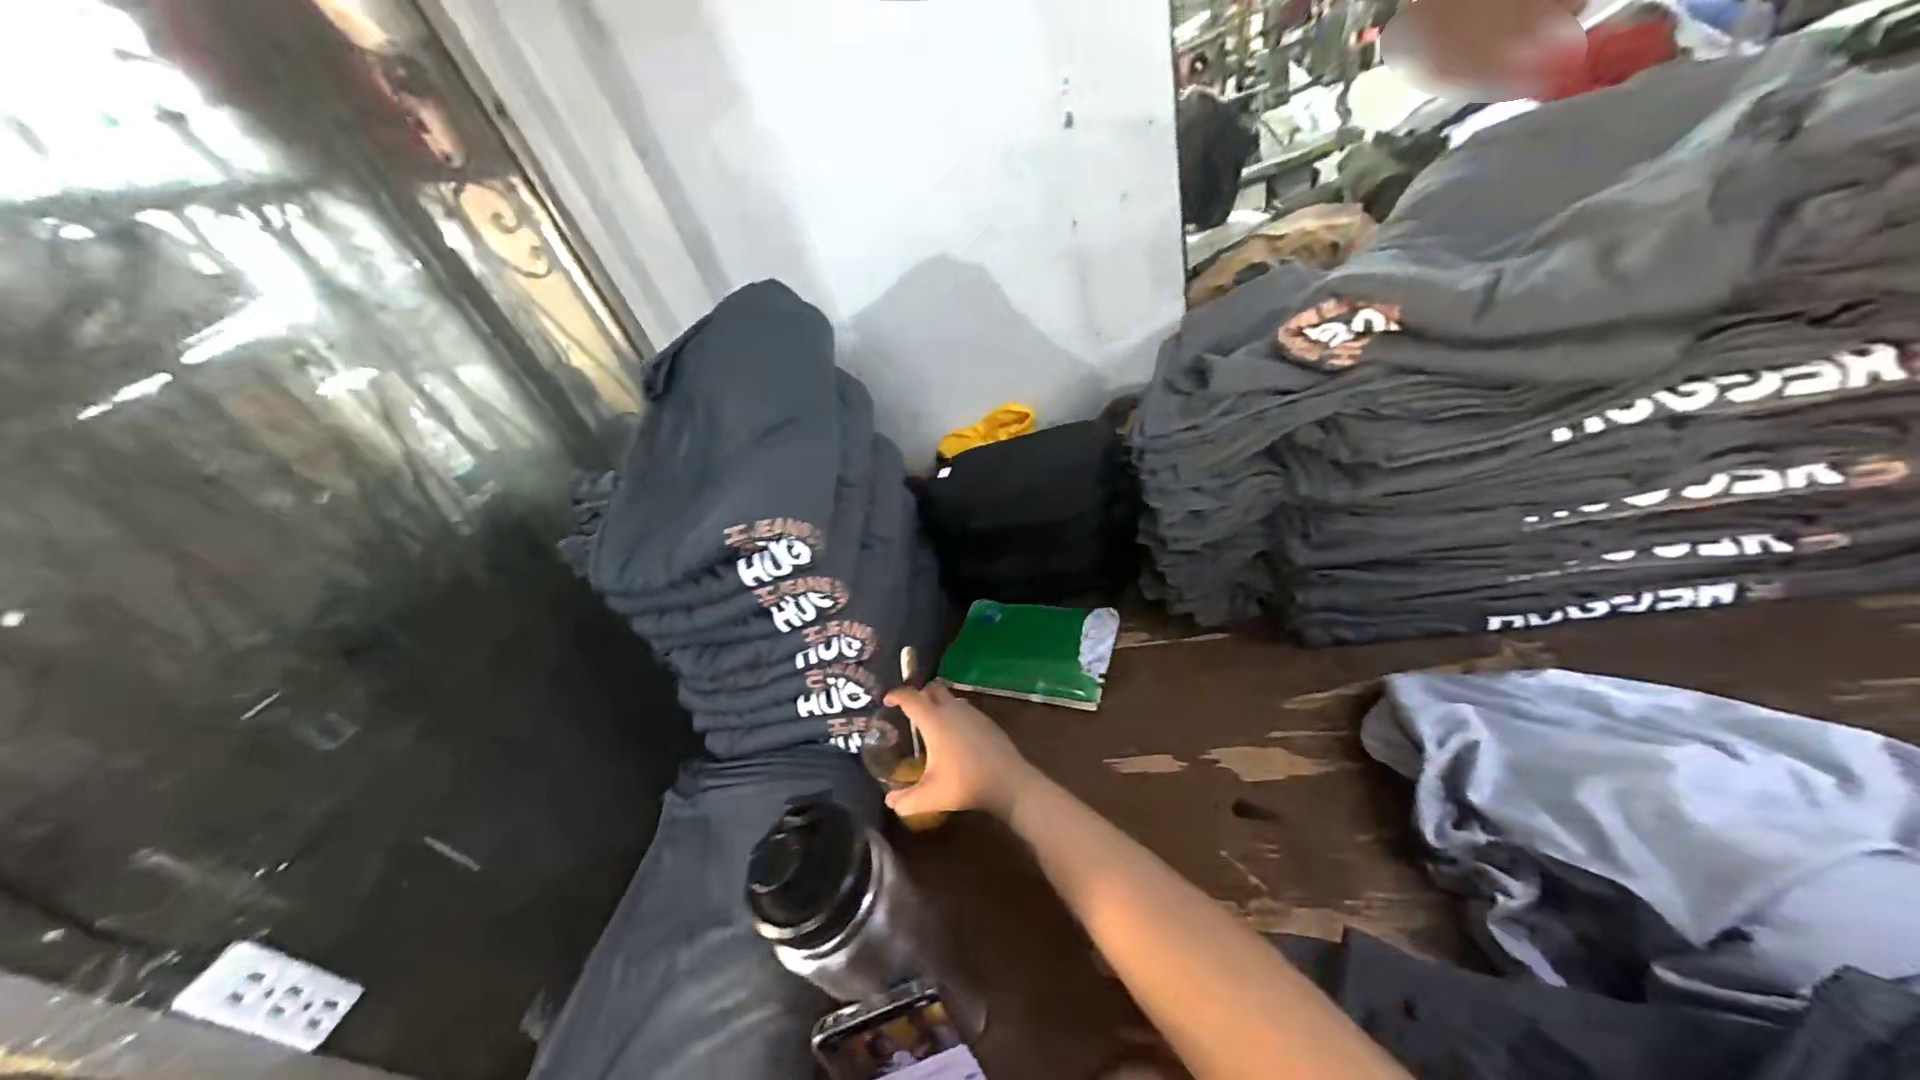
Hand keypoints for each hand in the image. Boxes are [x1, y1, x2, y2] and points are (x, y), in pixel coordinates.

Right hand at [883, 682, 1041, 818]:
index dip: (896, 695)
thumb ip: (906, 800)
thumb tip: (890, 802)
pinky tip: (955, 737)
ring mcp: (972, 713)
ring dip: (938, 703)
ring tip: (931, 724)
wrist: (1009, 782)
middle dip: (918, 694)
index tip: (887, 700)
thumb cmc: (965, 784)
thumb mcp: (930, 796)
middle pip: (932, 689)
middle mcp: (952, 709)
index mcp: (934, 720)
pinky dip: (954, 715)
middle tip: (909, 710)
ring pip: (951, 698)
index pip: (910, 697)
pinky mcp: (987, 721)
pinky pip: (965, 710)